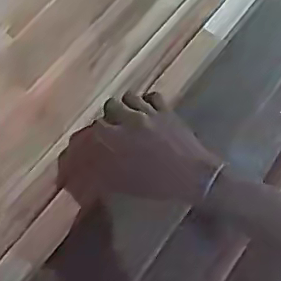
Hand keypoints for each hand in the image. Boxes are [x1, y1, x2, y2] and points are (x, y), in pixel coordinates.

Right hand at [57, 92, 223, 205]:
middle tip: (110, 129)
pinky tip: (148, 111)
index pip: (93, 129)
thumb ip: (104, 172)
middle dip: (107, 118)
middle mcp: (129, 120)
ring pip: (128, 97)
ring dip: (125, 106)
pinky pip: (152, 96)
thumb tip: (87, 172)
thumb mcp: (125, 183)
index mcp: (116, 138)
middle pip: (109, 108)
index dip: (89, 137)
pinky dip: (147, 101)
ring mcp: (149, 112)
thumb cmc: (158, 185)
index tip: (91, 143)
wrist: (194, 176)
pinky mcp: (167, 110)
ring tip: (128, 117)